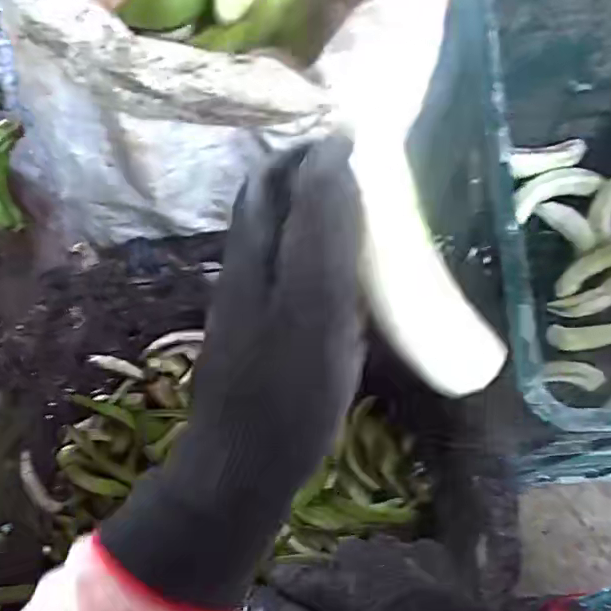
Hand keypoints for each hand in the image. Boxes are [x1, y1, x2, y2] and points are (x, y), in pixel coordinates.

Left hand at [100, 136, 365, 610]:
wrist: (241, 466)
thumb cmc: (286, 394)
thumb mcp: (316, 307)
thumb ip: (323, 230)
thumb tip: (334, 154)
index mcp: (256, 255)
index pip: (279, 178)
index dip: (320, 151)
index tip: (369, 144)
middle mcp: (244, 273)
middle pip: (269, 205)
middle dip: (311, 177)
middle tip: (367, 179)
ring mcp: (245, 307)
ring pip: (274, 242)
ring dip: (312, 217)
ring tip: (364, 224)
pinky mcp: (254, 339)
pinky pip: (282, 280)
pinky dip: (312, 262)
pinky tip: (340, 284)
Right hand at [246, 537, 589, 610]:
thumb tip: (265, 608)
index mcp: (343, 586)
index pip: (295, 576)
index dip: (279, 584)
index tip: (269, 591)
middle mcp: (368, 559)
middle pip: (329, 559)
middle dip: (320, 578)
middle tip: (325, 608)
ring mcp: (404, 552)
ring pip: (363, 551)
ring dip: (355, 569)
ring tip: (362, 597)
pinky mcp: (433, 554)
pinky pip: (398, 551)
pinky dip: (391, 565)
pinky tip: (400, 586)